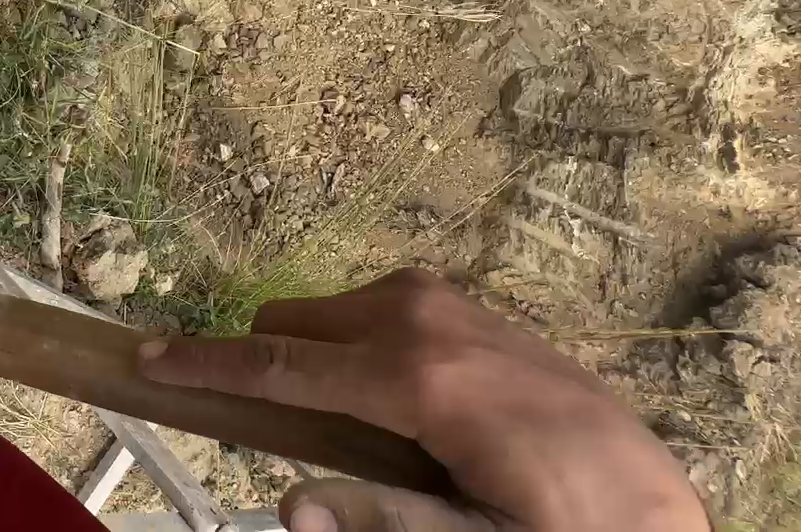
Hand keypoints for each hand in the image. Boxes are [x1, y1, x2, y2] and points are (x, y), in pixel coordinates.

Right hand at [138, 269, 708, 531]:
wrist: (655, 494)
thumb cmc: (567, 530)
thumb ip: (381, 521)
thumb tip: (284, 506)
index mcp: (414, 375)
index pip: (277, 366)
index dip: (204, 364)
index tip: (146, 356)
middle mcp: (410, 313)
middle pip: (285, 327)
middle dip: (265, 370)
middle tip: (291, 434)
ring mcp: (428, 294)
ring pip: (316, 316)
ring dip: (310, 362)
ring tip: (365, 427)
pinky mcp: (441, 293)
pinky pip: (354, 311)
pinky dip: (345, 348)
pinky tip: (397, 399)